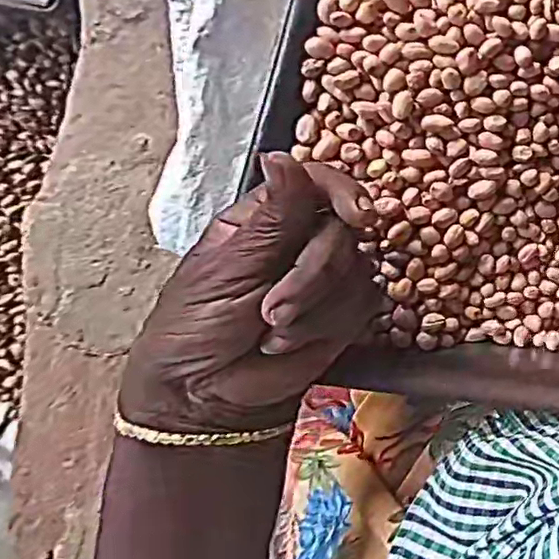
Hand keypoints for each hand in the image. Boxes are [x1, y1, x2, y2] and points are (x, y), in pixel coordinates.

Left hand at [119, 153, 384, 433]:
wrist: (205, 400)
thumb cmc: (193, 331)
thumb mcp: (226, 271)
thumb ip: (272, 218)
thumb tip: (283, 158)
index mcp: (265, 219)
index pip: (318, 183)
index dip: (344, 194)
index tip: (360, 216)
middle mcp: (303, 239)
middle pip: (343, 230)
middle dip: (312, 274)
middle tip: (272, 310)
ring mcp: (330, 272)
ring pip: (358, 268)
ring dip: (315, 306)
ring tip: (273, 331)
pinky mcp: (350, 306)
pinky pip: (365, 300)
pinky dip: (328, 324)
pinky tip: (290, 340)